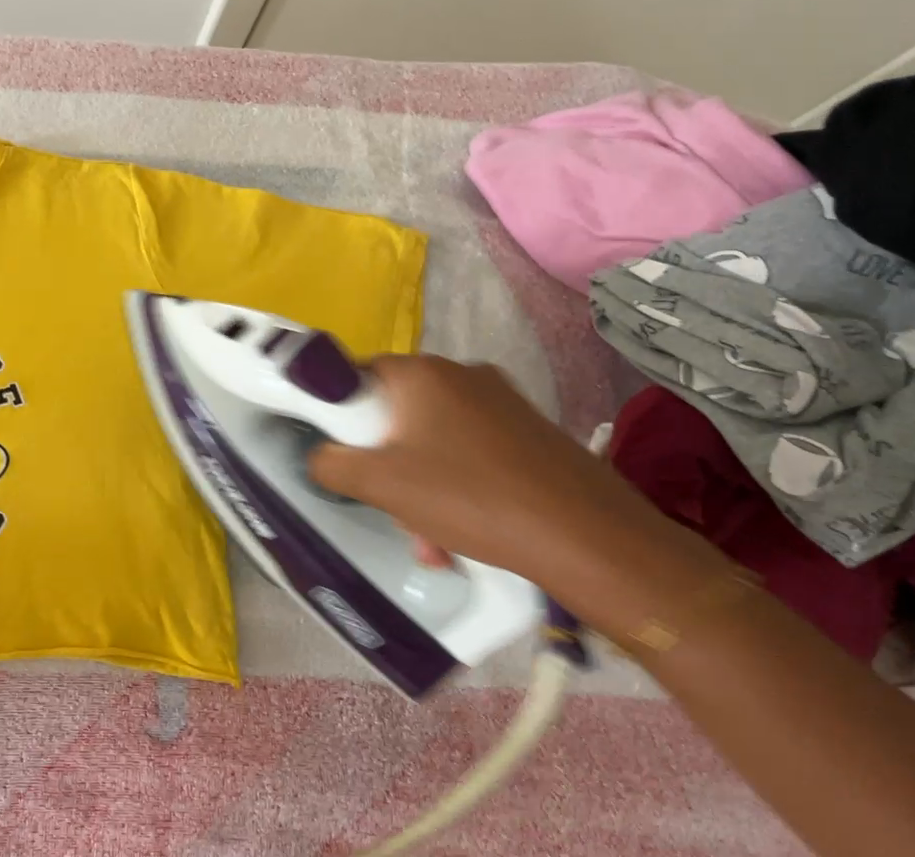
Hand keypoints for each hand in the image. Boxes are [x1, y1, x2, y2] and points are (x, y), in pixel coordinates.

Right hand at [306, 354, 678, 594]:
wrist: (591, 541)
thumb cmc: (471, 498)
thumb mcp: (379, 484)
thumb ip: (331, 463)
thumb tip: (323, 457)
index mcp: (423, 373)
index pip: (357, 376)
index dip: (341, 415)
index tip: (344, 455)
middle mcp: (464, 375)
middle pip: (396, 414)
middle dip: (385, 465)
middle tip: (389, 506)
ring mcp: (504, 405)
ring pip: (433, 442)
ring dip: (419, 489)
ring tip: (430, 541)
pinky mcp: (532, 436)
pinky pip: (471, 456)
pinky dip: (457, 491)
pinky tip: (462, 537)